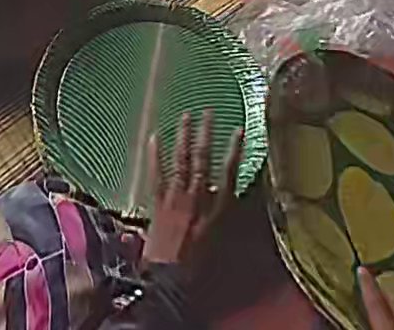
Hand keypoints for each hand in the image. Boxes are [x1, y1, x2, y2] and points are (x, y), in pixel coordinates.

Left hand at [142, 110, 245, 265]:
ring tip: (186, 115)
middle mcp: (197, 197)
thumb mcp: (217, 238)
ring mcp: (176, 197)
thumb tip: (221, 187)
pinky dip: (155, 154)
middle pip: (204, 159)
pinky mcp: (158, 202)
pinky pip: (156, 173)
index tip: (239, 129)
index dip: (235, 150)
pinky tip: (154, 135)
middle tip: (208, 111)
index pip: (229, 172)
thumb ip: (219, 210)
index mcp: (217, 208)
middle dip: (207, 133)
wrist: (168, 281)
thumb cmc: (196, 264)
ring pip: (182, 160)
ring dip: (184, 136)